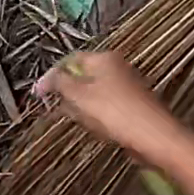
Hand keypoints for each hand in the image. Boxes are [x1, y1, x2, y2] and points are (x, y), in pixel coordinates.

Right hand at [33, 51, 190, 162]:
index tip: (40, 94)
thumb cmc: (112, 111)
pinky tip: (97, 126)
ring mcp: (126, 84)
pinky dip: (95, 113)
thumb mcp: (77, 94)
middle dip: (67, 92)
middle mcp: (116, 66)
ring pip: (91, 92)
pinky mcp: (131, 102)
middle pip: (80, 76)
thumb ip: (58, 82)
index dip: (51, 76)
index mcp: (103, 58)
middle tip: (61, 108)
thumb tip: (43, 79)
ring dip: (80, 105)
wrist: (153, 135)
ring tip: (82, 119)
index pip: (68, 61)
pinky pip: (104, 103)